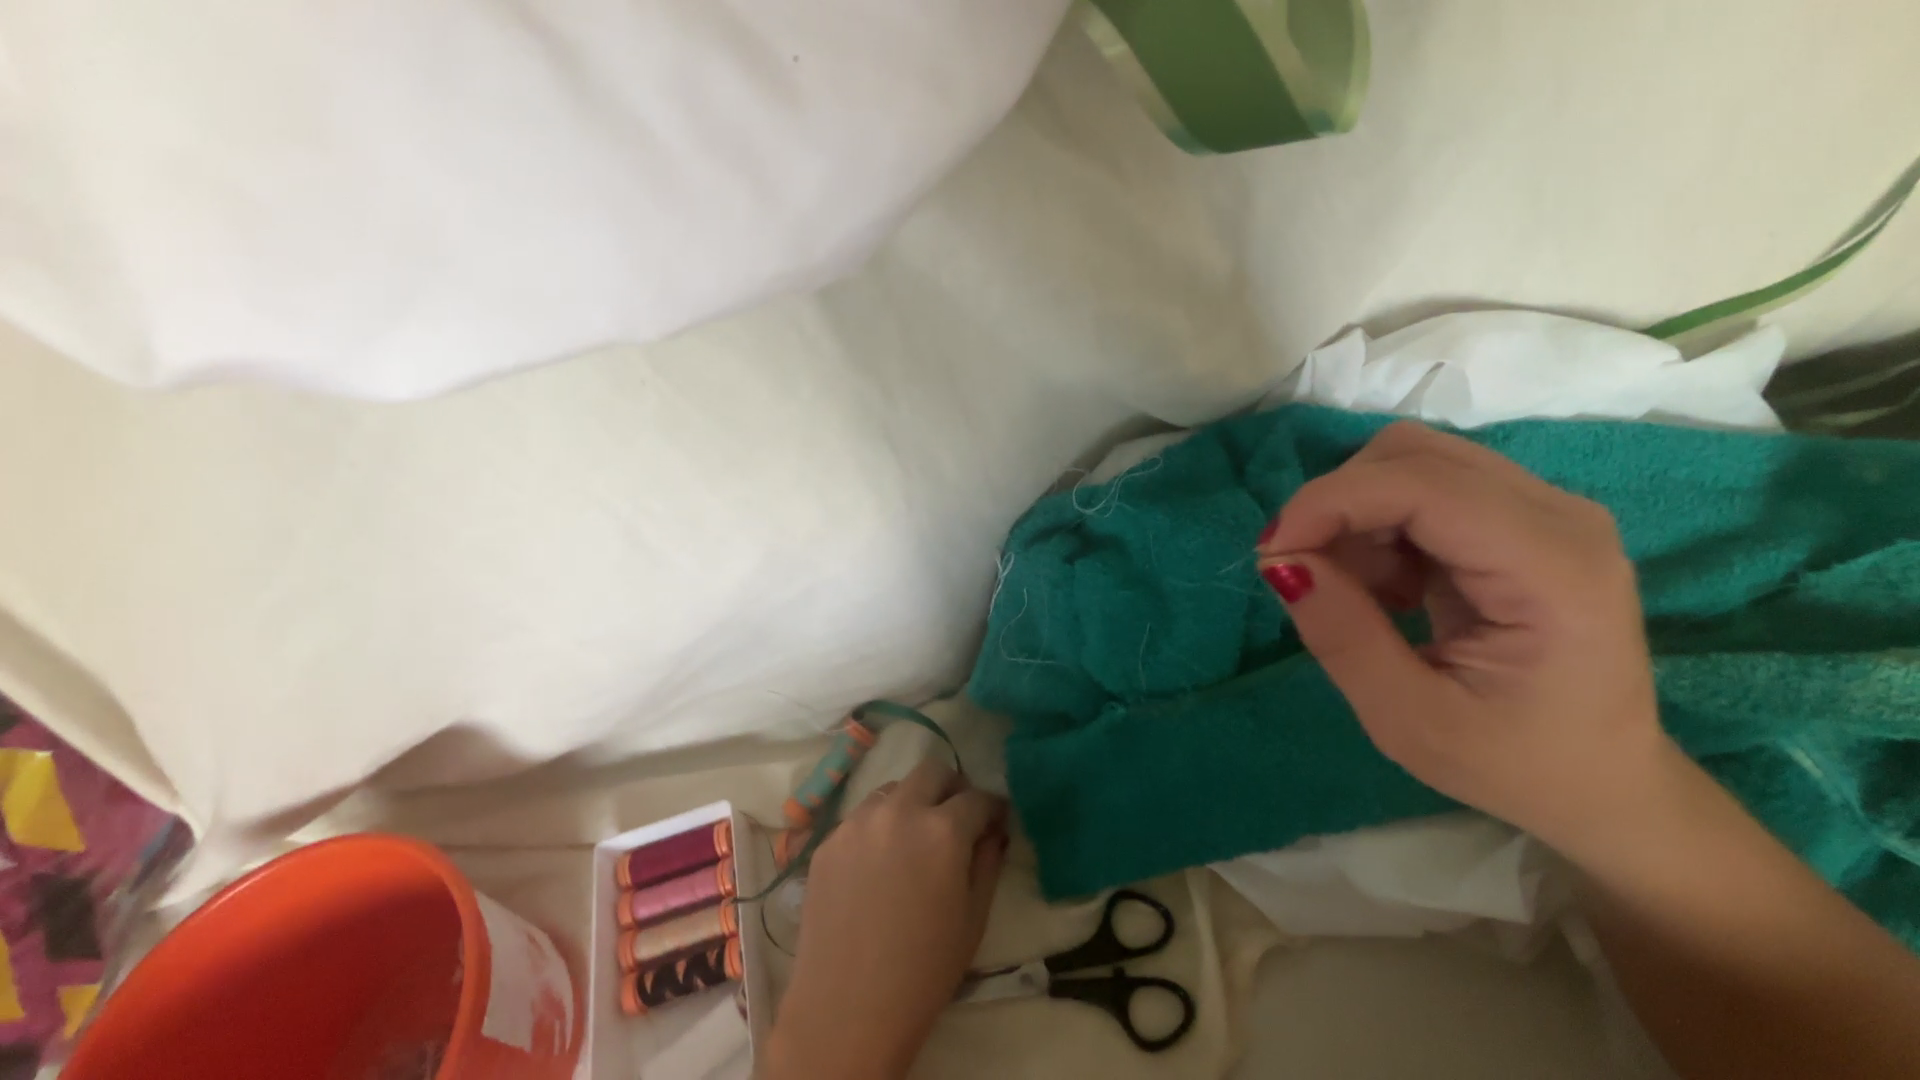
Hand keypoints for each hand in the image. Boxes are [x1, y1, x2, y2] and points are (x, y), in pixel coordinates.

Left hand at [765, 759, 1007, 1079]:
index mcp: (943, 830)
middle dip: (952, 788)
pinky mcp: (827, 842)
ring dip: (912, 802)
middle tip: (957, 819)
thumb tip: (992, 832)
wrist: (847, 1007)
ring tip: (915, 841)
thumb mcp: (974, 918)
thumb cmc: (924, 970)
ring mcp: (856, 823)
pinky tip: (880, 864)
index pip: (977, 797)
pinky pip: (861, 817)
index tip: (996, 821)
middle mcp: (898, 812)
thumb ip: (987, 862)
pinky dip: (879, 826)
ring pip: (892, 789)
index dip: (993, 808)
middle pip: (932, 771)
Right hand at [1254, 420, 1679, 859]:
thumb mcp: (1408, 720)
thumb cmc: (1513, 765)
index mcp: (1552, 569)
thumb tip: (1280, 561)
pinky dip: (1381, 525)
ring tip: (1355, 590)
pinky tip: (1388, 586)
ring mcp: (1547, 511)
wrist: (1603, 783)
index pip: (1423, 484)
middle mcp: (1560, 516)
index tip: (1272, 553)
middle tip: (1306, 572)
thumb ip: (1343, 635)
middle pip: (1416, 454)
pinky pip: (1427, 488)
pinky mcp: (1525, 519)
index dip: (1333, 501)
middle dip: (1340, 502)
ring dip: (1359, 515)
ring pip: (1415, 462)